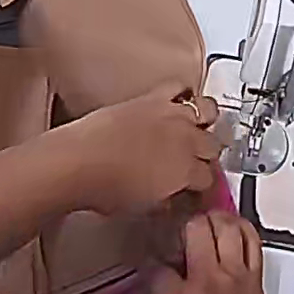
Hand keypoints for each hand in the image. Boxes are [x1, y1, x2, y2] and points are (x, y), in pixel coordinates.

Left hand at [42, 86, 222, 217]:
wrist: (79, 161)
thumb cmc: (106, 188)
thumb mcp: (142, 207)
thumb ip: (165, 200)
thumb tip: (170, 198)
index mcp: (186, 171)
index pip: (209, 179)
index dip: (204, 186)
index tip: (196, 189)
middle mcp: (186, 139)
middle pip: (213, 145)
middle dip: (207, 156)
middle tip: (195, 162)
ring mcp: (172, 114)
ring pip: (208, 110)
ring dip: (204, 121)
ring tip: (195, 127)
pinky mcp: (154, 97)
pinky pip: (180, 86)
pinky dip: (183, 92)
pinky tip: (177, 101)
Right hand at [148, 211, 280, 293]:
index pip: (158, 268)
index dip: (150, 264)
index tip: (150, 265)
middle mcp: (209, 283)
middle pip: (194, 228)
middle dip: (182, 225)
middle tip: (178, 233)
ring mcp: (236, 278)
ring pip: (226, 225)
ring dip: (212, 219)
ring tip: (204, 223)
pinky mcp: (255, 281)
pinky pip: (252, 241)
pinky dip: (242, 228)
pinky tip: (232, 228)